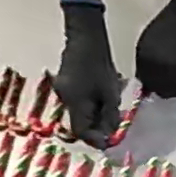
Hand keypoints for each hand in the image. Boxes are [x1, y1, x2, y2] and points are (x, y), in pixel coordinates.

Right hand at [55, 0, 122, 147]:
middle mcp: (65, 101)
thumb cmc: (99, 64)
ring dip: (94, 119)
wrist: (85, 34)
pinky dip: (90, 108)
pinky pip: (78, 104)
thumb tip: (110, 137)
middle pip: (80, 125)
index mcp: (75, 105)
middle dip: (96, 131)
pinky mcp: (66, 85)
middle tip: (112, 130)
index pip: (82, 133)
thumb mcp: (110, 94)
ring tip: (109, 116)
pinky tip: (102, 103)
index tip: (109, 142)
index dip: (96, 141)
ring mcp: (64, 93)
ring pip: (79, 115)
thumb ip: (111, 117)